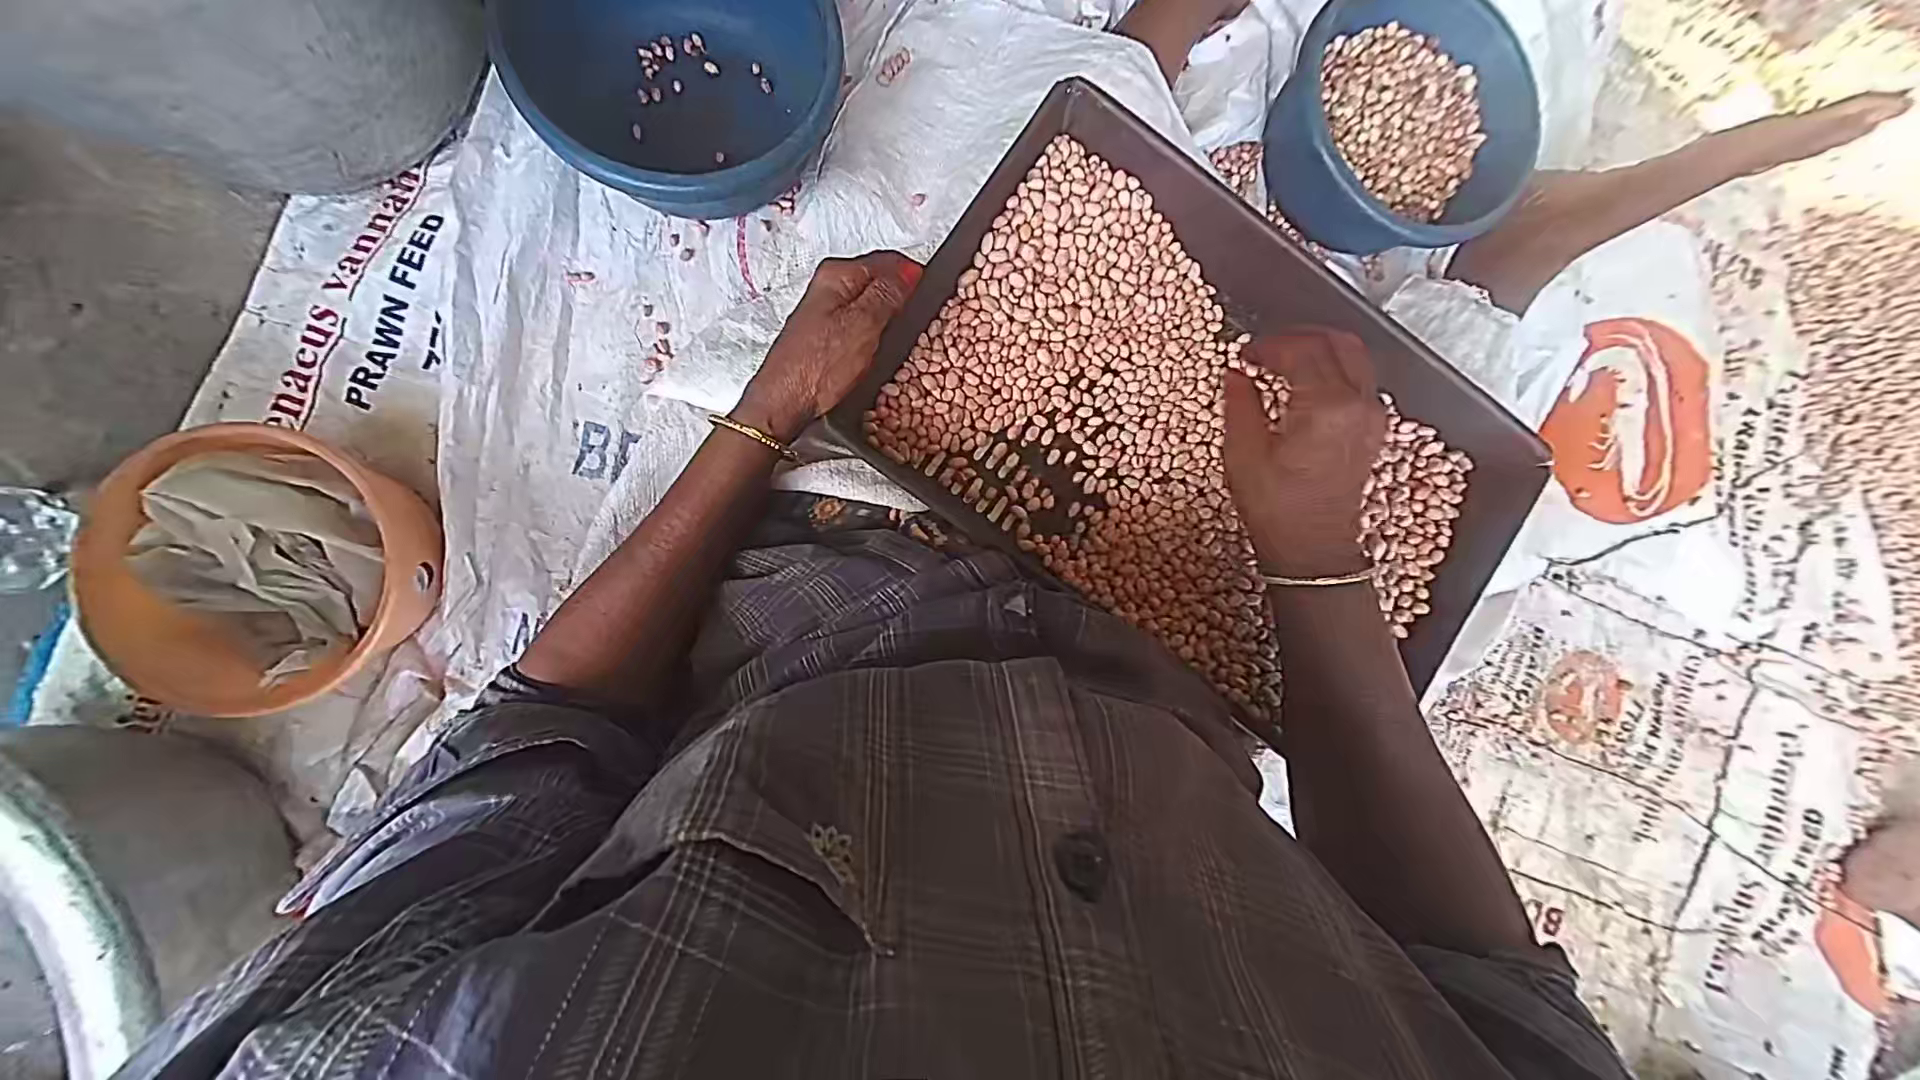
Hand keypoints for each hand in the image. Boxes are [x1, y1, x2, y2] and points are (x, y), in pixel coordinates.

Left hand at [734, 251, 922, 441]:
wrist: (783, 402)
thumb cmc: (817, 367)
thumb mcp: (863, 325)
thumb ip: (887, 294)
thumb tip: (908, 272)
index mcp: (838, 275)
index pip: (889, 261)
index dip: (914, 276)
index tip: (934, 294)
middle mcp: (829, 289)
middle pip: (878, 283)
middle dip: (902, 299)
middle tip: (923, 320)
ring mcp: (826, 315)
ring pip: (870, 308)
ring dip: (889, 321)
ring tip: (903, 340)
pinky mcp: (826, 339)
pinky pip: (860, 329)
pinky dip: (875, 337)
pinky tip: (880, 353)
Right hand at [1223, 328, 1385, 576]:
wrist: (1312, 547)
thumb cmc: (1276, 509)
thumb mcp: (1242, 454)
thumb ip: (1241, 404)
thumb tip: (1237, 373)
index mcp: (1324, 408)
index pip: (1300, 351)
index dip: (1267, 345)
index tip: (1244, 352)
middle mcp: (1357, 405)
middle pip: (1335, 342)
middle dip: (1296, 337)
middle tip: (1263, 347)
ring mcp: (1371, 415)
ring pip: (1353, 355)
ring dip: (1317, 348)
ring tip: (1282, 359)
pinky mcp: (1373, 427)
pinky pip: (1358, 377)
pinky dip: (1331, 367)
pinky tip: (1303, 382)